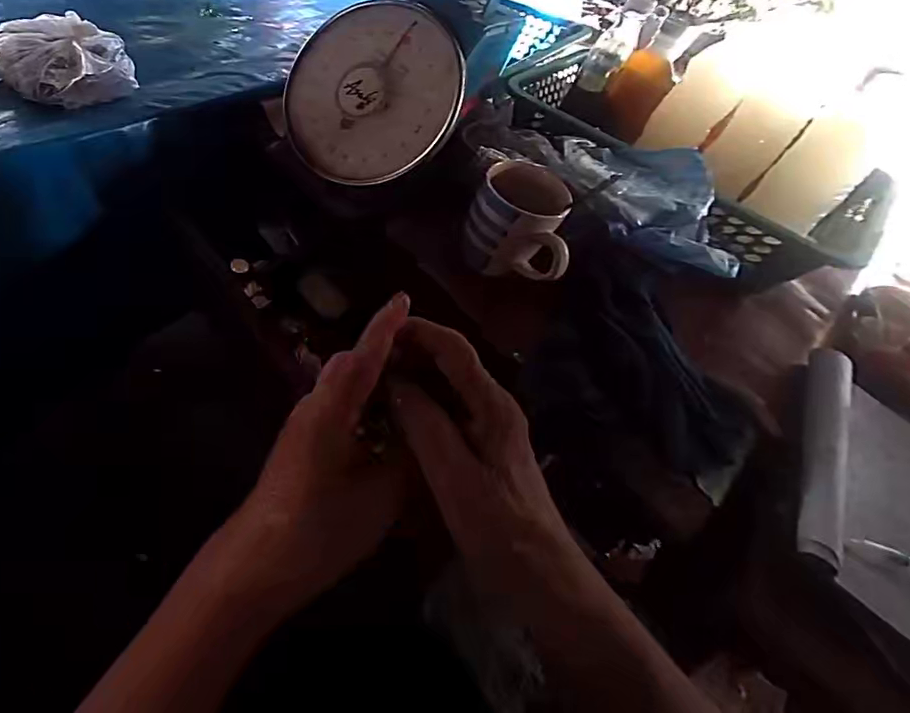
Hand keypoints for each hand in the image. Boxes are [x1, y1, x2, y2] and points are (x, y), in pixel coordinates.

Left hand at [219, 292, 412, 613]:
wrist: (261, 556)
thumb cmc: (319, 527)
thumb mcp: (376, 497)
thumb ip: (404, 461)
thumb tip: (424, 435)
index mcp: (329, 409)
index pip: (363, 358)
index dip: (385, 328)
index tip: (403, 298)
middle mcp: (313, 406)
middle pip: (351, 366)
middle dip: (384, 350)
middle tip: (427, 349)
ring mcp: (305, 424)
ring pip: (344, 389)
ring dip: (375, 380)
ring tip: (417, 381)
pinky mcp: (303, 443)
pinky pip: (339, 410)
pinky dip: (366, 406)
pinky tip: (389, 423)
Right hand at [388, 318, 579, 603]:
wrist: (544, 582)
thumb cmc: (500, 529)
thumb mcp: (454, 476)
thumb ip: (423, 422)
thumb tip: (392, 379)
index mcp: (492, 405)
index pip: (454, 347)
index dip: (418, 330)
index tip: (378, 328)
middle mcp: (491, 406)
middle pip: (448, 360)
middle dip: (408, 350)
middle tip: (364, 357)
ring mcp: (486, 426)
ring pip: (443, 383)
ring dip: (409, 374)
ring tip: (369, 378)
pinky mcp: (478, 446)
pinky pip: (442, 407)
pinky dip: (415, 400)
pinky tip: (390, 411)